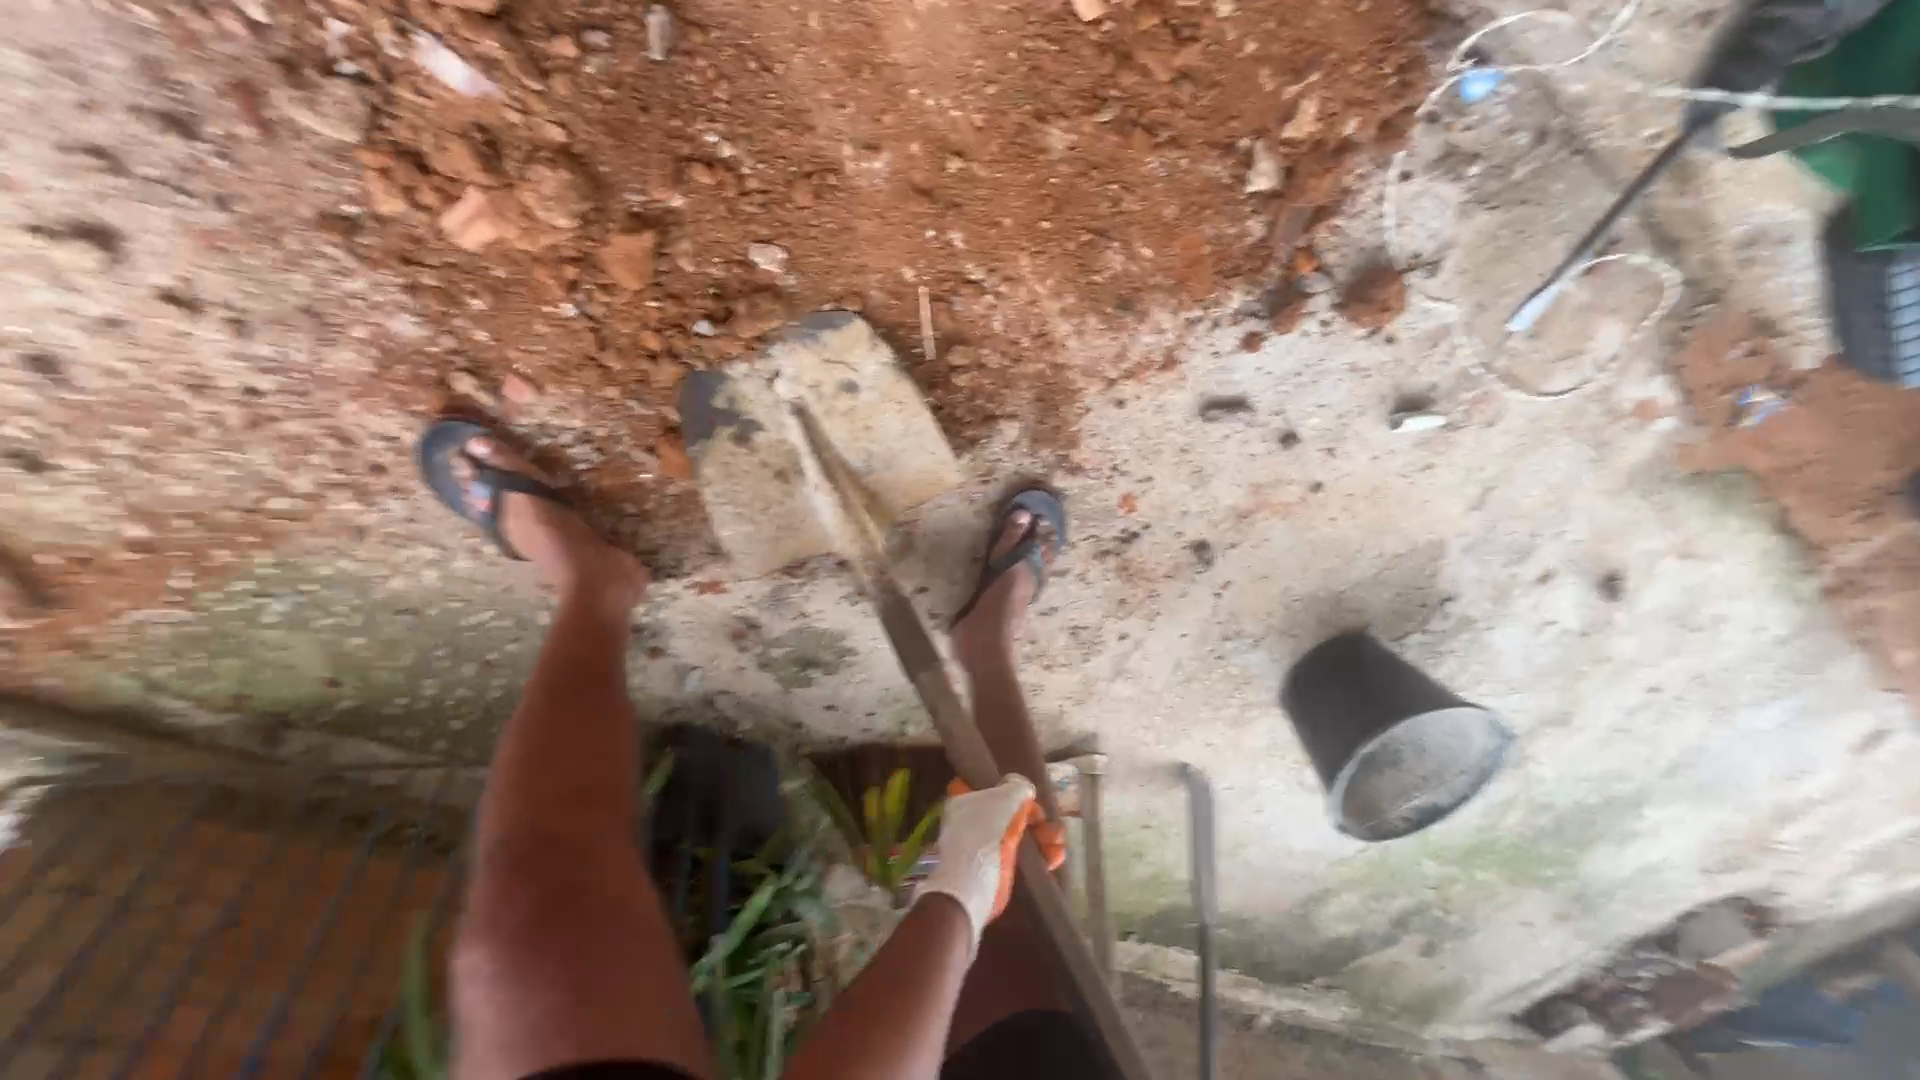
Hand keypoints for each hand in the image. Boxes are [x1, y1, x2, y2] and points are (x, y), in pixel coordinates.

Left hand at [911, 774, 1065, 957]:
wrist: (973, 886)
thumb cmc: (985, 834)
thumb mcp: (1005, 801)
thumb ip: (1018, 789)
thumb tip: (1024, 789)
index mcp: (965, 799)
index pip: (979, 781)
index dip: (1000, 781)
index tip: (1019, 786)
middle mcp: (974, 819)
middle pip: (1009, 808)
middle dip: (1034, 814)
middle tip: (1044, 819)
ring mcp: (988, 843)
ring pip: (1021, 831)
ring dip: (1044, 834)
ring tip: (1057, 840)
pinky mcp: (1001, 865)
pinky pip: (1025, 854)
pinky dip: (1042, 854)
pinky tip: (1055, 856)